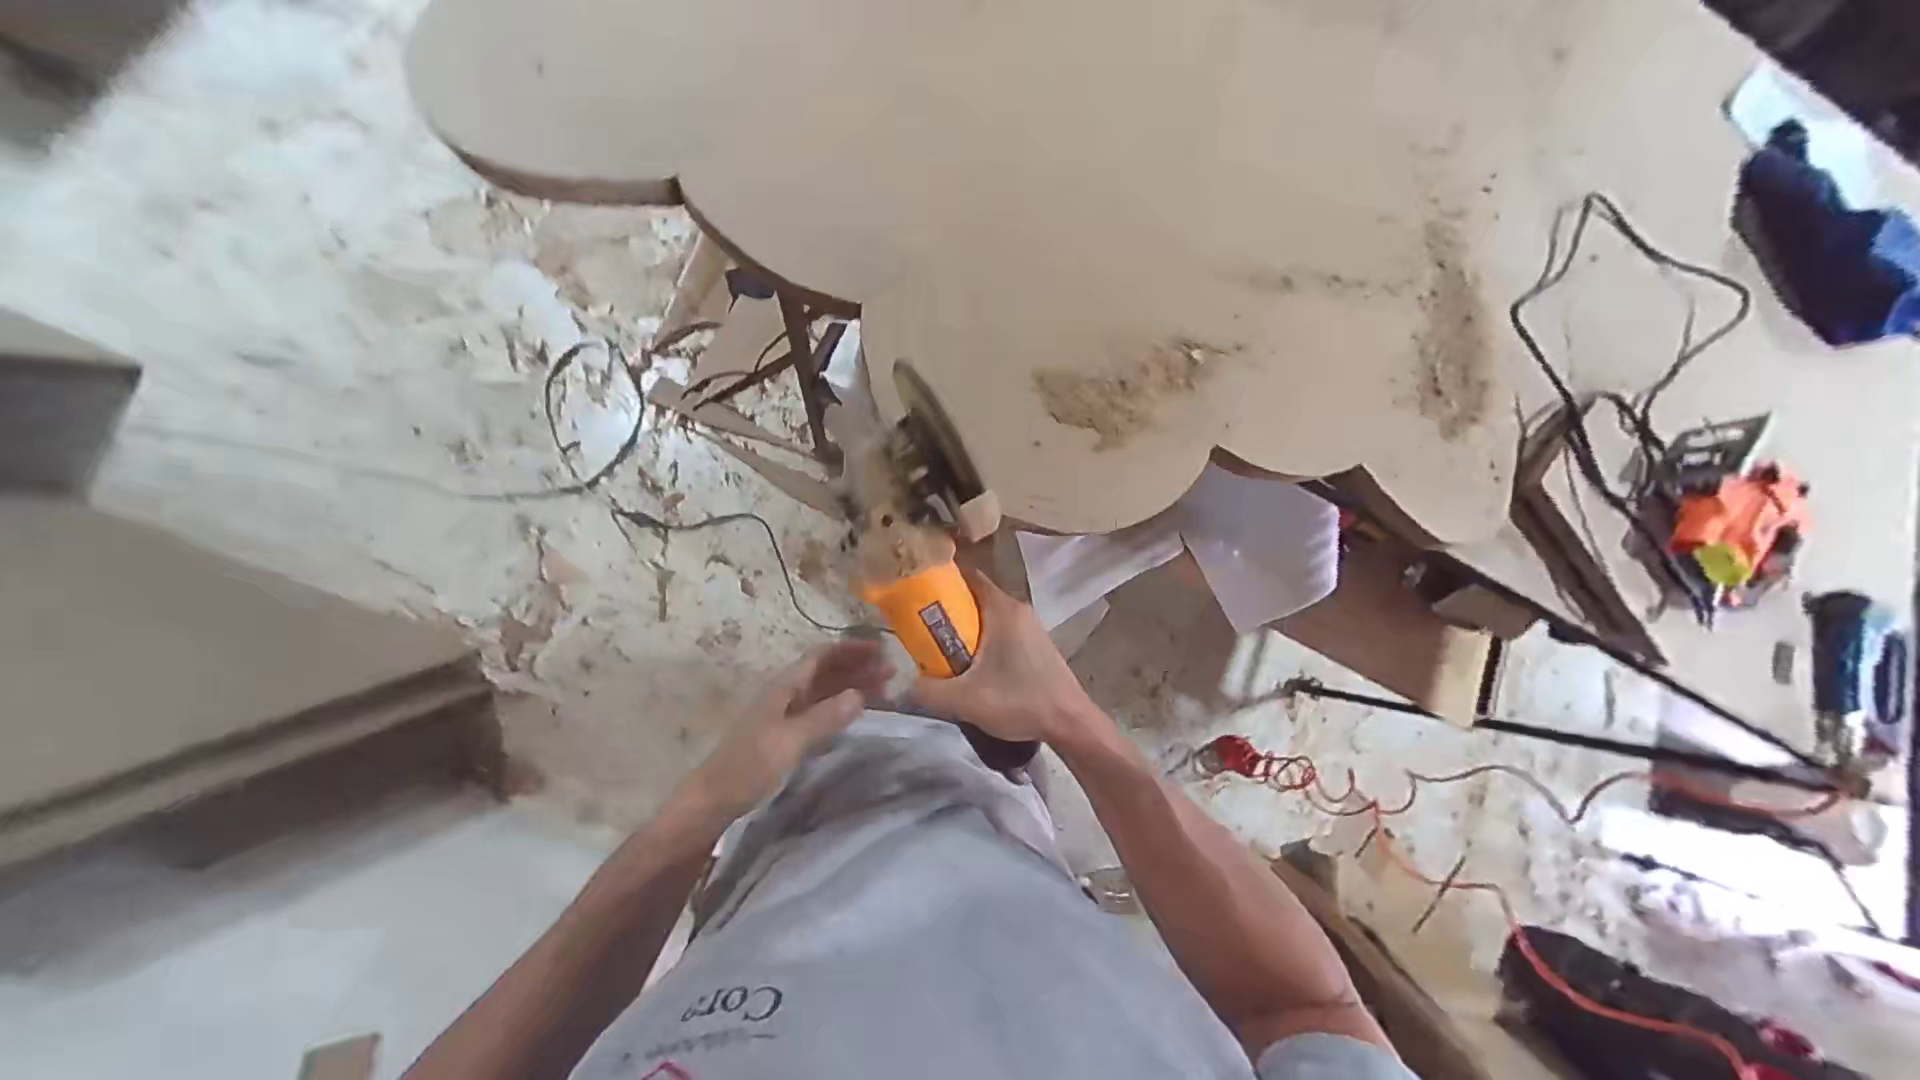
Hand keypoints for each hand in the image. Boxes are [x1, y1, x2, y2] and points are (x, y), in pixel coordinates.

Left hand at [681, 640, 893, 817]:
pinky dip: (844, 706)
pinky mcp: (789, 734)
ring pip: (827, 690)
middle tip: (893, 673)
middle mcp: (788, 693)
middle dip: (859, 667)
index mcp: (785, 686)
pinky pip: (823, 710)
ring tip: (885, 691)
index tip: (882, 651)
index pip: (823, 655)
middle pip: (828, 671)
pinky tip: (859, 713)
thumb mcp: (790, 741)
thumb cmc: (749, 766)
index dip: (852, 649)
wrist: (714, 800)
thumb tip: (860, 694)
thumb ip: (825, 717)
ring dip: (854, 686)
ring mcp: (787, 714)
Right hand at [910, 570, 1104, 744]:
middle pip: (975, 595)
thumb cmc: (1020, 701)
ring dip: (966, 626)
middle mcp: (1018, 609)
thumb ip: (928, 691)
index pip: (967, 575)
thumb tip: (902, 684)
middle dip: (948, 608)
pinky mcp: (1036, 643)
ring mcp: (1030, 625)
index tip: (916, 594)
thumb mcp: (966, 700)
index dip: (940, 580)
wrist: (1070, 722)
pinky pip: (1002, 628)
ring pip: (989, 614)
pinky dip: (983, 637)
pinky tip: (972, 664)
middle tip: (922, 628)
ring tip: (942, 648)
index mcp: (1003, 609)